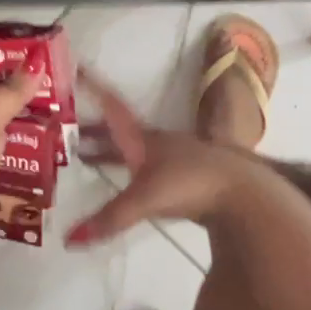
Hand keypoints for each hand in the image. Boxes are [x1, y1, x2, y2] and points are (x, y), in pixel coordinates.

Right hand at [66, 70, 255, 245]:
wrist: (242, 193)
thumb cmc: (190, 184)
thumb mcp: (143, 200)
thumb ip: (108, 219)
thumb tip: (69, 240)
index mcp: (143, 138)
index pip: (112, 107)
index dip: (94, 88)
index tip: (79, 69)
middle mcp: (158, 142)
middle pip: (120, 132)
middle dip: (94, 132)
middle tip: (68, 133)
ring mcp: (176, 158)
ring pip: (135, 150)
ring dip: (112, 152)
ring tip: (87, 159)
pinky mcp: (188, 176)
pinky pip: (149, 168)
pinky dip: (131, 170)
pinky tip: (128, 182)